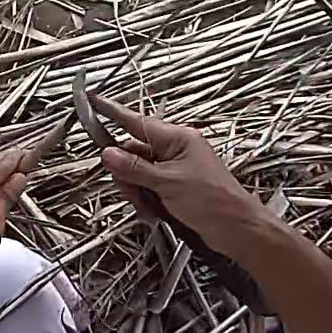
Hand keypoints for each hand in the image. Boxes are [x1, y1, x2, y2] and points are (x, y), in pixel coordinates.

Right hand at [93, 98, 272, 257]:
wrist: (239, 231)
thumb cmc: (214, 202)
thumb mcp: (168, 184)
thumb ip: (135, 168)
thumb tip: (109, 153)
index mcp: (177, 138)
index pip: (136, 121)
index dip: (112, 112)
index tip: (92, 101)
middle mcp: (175, 149)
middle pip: (133, 153)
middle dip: (127, 175)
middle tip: (133, 193)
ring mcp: (175, 168)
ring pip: (138, 173)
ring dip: (137, 192)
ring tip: (148, 209)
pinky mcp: (175, 186)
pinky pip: (148, 187)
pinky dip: (146, 201)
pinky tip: (152, 214)